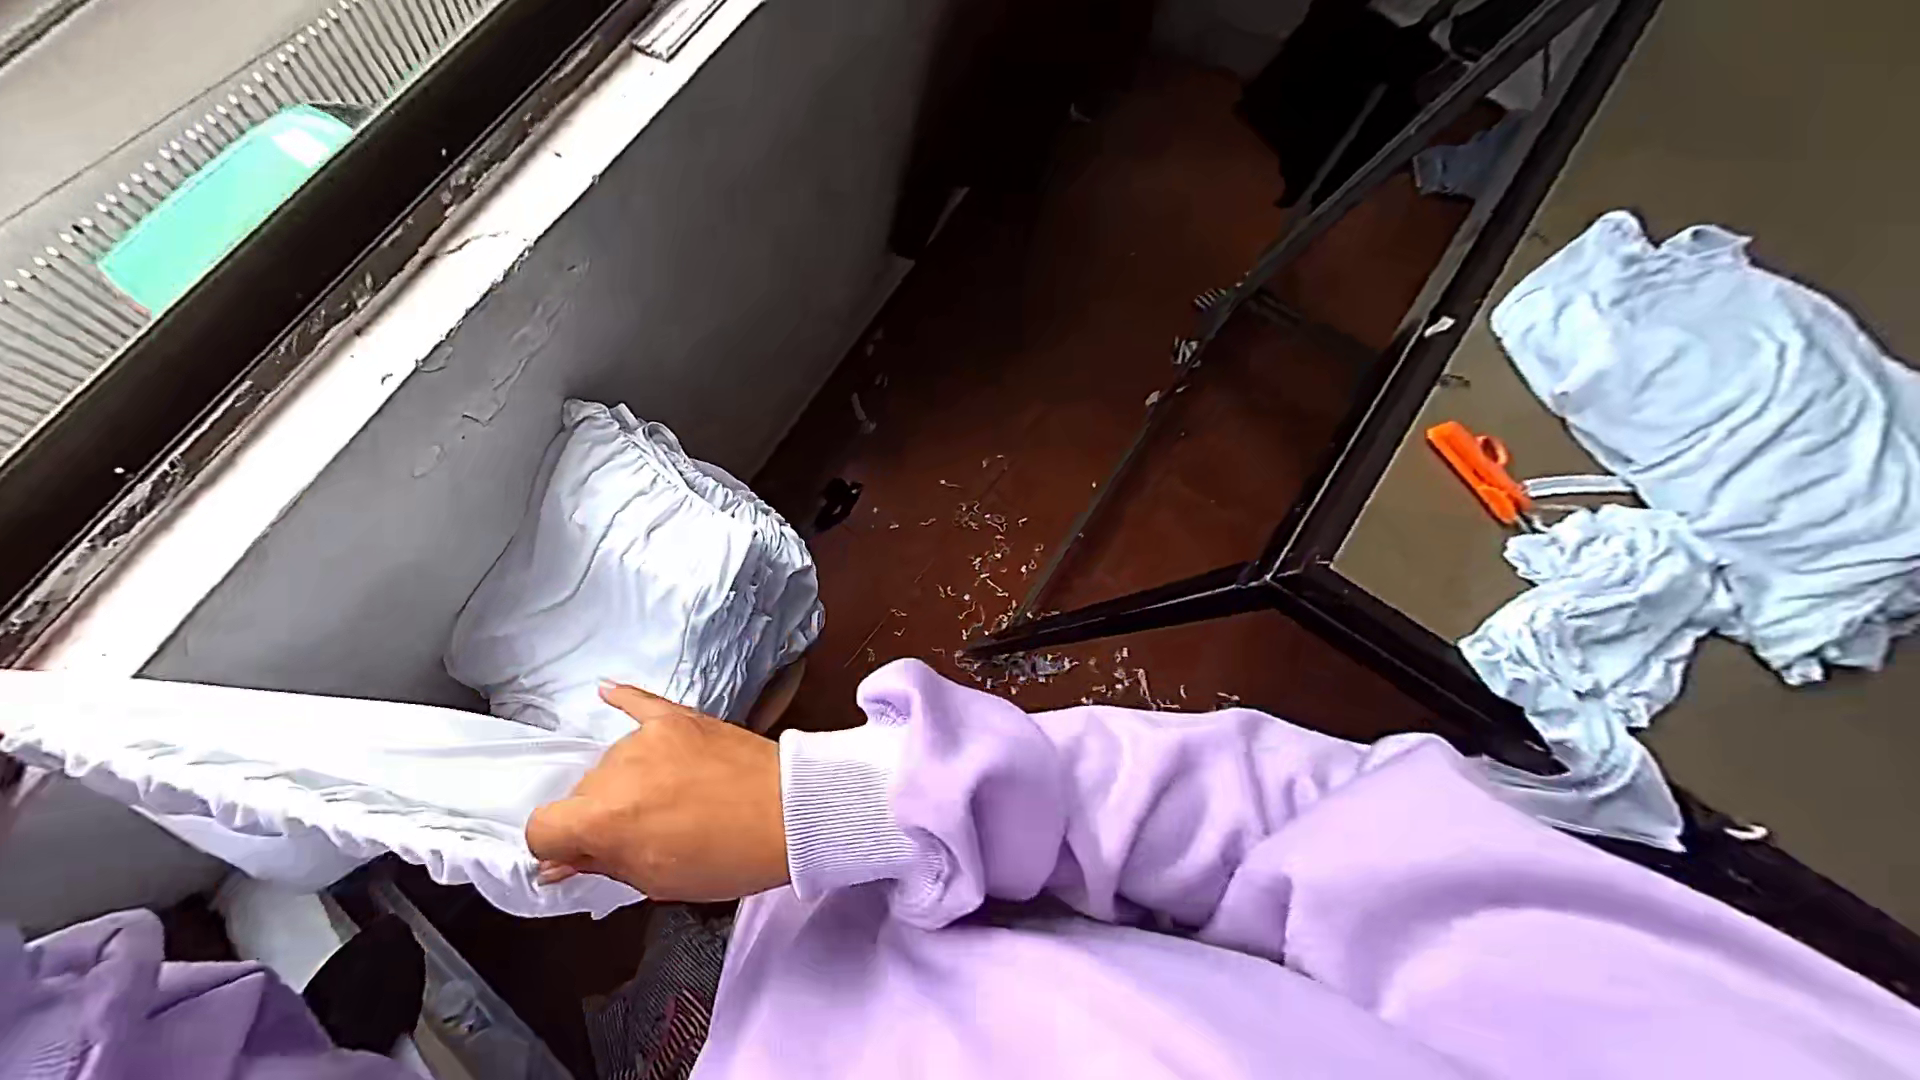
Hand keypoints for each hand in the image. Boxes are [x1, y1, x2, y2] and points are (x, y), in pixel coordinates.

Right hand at [525, 681, 788, 900]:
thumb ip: (602, 864)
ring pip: (611, 759)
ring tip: (666, 794)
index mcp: (605, 817)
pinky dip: (623, 700)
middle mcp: (618, 767)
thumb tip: (562, 862)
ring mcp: (651, 736)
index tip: (582, 853)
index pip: (543, 827)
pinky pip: (640, 702)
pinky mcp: (681, 717)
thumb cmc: (729, 857)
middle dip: (598, 814)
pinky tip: (606, 691)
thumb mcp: (658, 881)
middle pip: (581, 792)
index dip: (559, 847)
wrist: (790, 810)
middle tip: (640, 830)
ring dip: (624, 778)